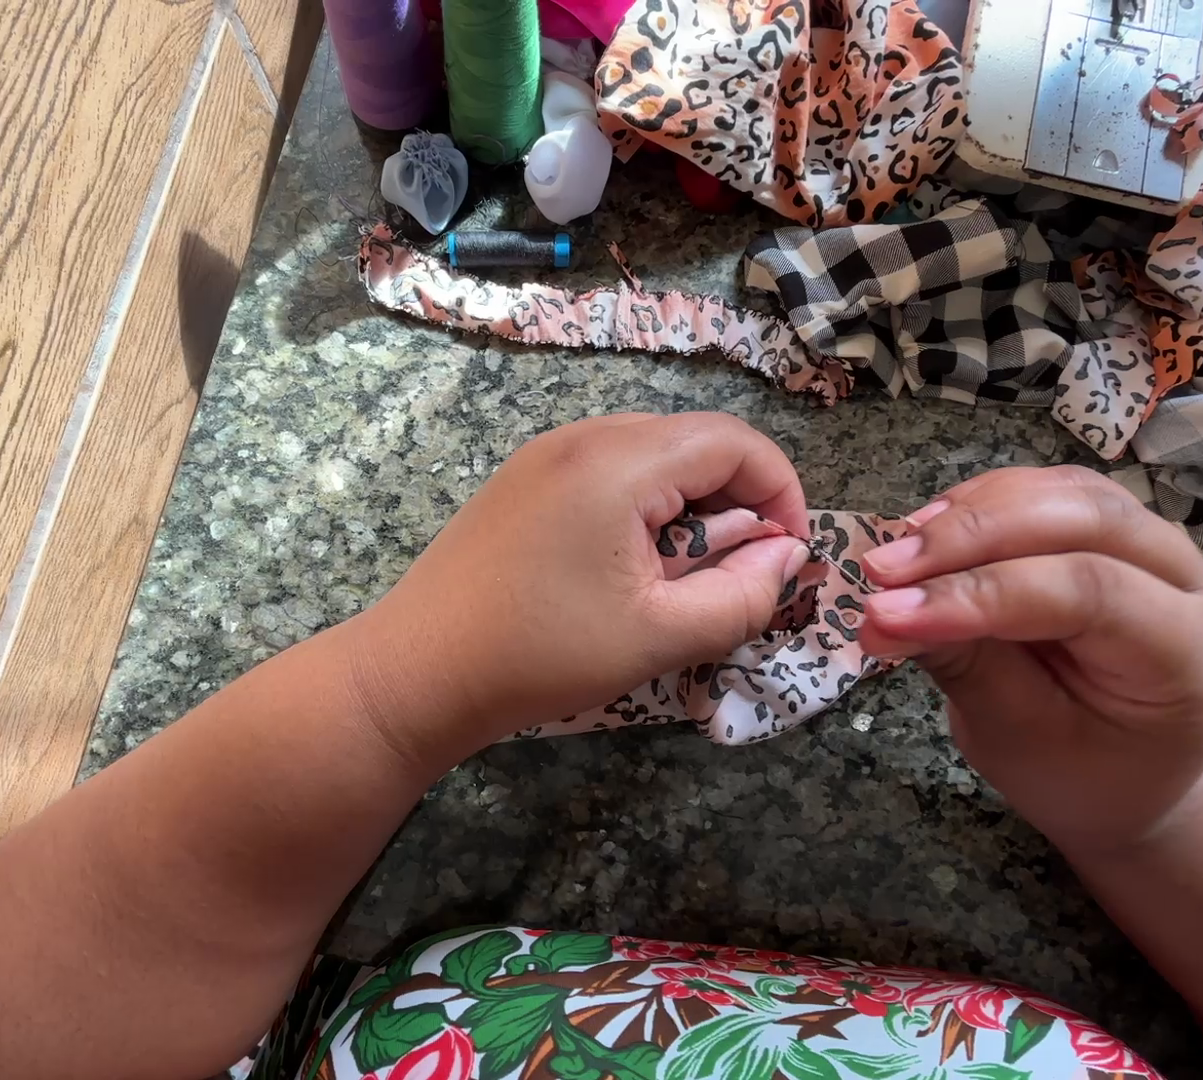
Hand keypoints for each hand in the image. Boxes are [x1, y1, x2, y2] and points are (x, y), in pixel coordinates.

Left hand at [341, 412, 811, 765]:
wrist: (417, 670)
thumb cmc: (540, 655)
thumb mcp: (657, 635)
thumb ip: (741, 595)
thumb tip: (784, 555)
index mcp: (619, 460)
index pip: (735, 442)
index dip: (780, 492)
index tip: (786, 556)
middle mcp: (582, 437)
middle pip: (693, 443)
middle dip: (734, 503)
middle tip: (733, 572)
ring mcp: (545, 453)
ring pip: (651, 457)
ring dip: (687, 507)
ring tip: (679, 575)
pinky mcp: (524, 479)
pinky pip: (607, 472)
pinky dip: (641, 508)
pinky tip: (624, 564)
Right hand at [859, 465, 1202, 854]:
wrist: (1123, 772)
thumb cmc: (1078, 771)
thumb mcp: (1017, 737)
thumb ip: (961, 665)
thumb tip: (879, 617)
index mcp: (1189, 653)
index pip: (1087, 593)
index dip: (977, 594)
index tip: (883, 613)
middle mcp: (1186, 581)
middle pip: (1081, 517)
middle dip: (968, 536)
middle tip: (880, 569)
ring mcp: (1151, 543)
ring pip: (1059, 491)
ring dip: (969, 512)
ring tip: (897, 549)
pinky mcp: (1104, 528)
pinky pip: (1040, 491)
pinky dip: (976, 503)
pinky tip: (924, 531)